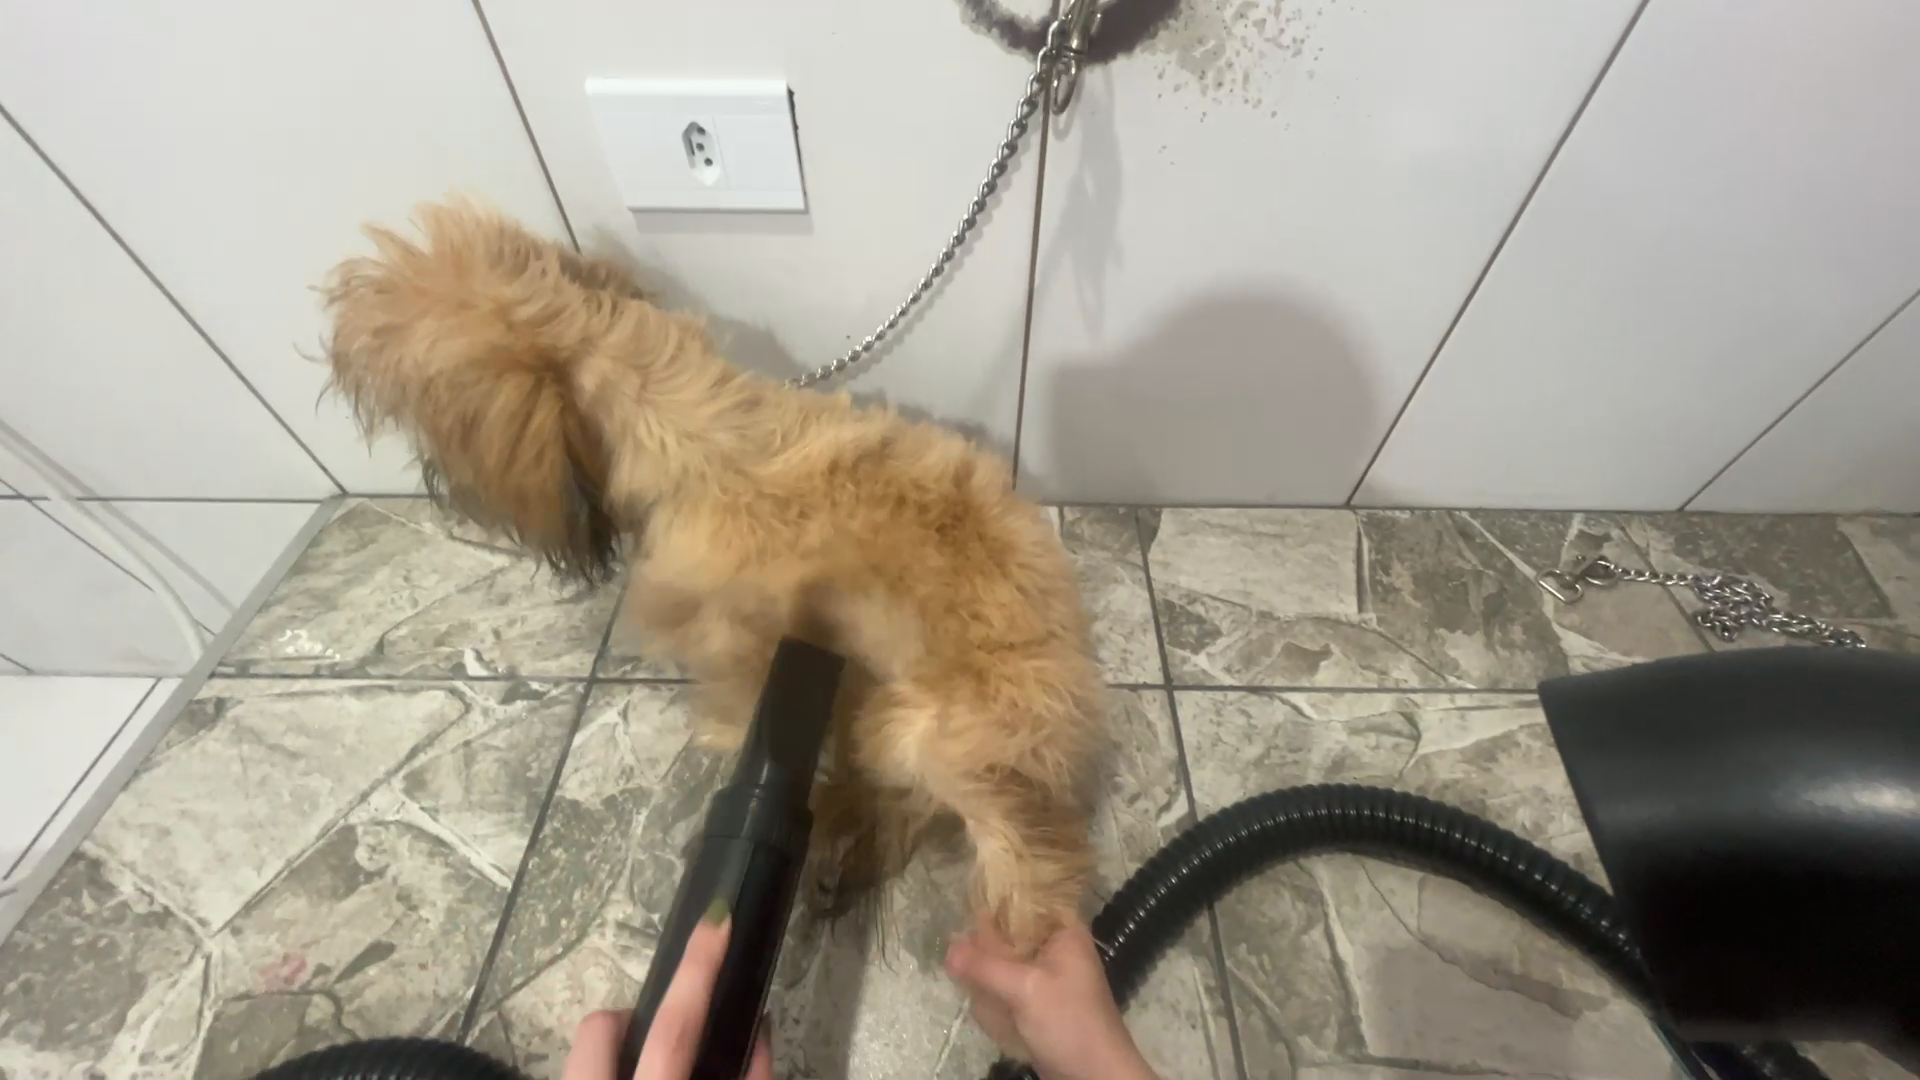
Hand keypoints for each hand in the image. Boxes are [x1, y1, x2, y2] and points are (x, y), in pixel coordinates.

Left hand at [562, 919, 773, 1079]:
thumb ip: (753, 1079)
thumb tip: (760, 1031)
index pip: (674, 1028)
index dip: (697, 967)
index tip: (718, 918)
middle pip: (598, 1029)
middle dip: (621, 1019)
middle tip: (652, 1041)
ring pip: (579, 1057)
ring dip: (612, 1060)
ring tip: (643, 1076)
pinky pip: (580, 1076)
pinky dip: (607, 1077)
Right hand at [945, 916, 1158, 1079]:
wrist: (1097, 1079)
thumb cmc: (1069, 1022)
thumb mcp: (1024, 989)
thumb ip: (984, 966)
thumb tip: (947, 949)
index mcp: (1062, 928)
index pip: (1024, 898)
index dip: (995, 901)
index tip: (964, 911)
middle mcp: (1056, 944)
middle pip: (1010, 931)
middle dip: (986, 947)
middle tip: (962, 958)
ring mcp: (1048, 974)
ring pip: (1006, 960)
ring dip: (989, 975)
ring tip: (975, 985)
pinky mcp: (1040, 1000)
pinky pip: (1010, 986)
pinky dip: (997, 995)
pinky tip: (988, 1008)